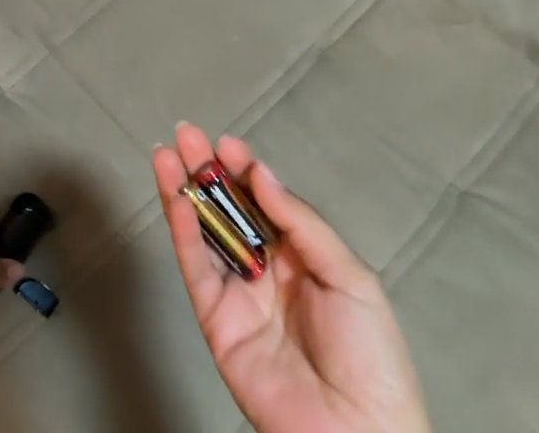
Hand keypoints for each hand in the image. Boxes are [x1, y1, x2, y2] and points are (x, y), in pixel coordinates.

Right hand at [155, 123, 431, 432]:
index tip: (226, 143)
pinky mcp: (215, 317)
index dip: (244, 172)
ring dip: (184, 192)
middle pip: (229, 212)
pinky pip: (197, 267)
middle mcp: (266, 270)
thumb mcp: (351, 278)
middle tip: (186, 135)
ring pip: (205, 233)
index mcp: (304, 259)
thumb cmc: (371, 354)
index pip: (264, 204)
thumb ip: (301, 223)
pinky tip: (177, 199)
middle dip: (207, 172)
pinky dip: (183, 231)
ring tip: (167, 153)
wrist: (357, 429)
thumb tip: (261, 174)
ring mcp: (238, 293)